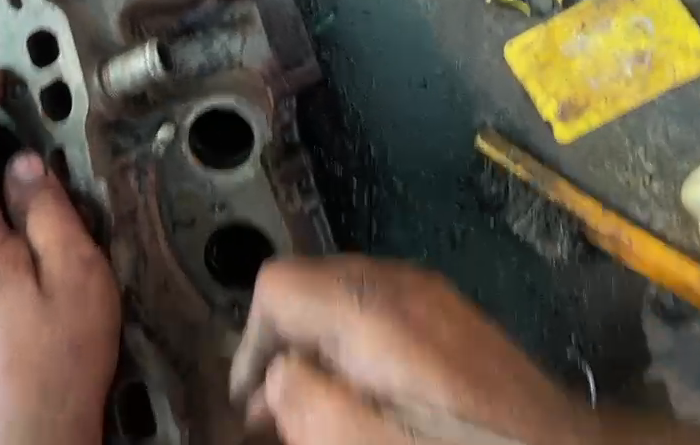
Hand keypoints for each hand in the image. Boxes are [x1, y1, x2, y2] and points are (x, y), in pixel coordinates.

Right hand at [229, 255, 585, 444]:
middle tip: (274, 417)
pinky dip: (353, 345)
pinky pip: (376, 310)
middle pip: (306, 285)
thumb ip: (310, 406)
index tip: (252, 406)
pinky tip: (367, 395)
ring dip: (315, 348)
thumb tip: (276, 372)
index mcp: (371, 308)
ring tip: (317, 410)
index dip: (252, 342)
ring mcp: (427, 292)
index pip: (278, 285)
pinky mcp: (447, 312)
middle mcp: (396, 282)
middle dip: (281, 346)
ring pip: (339, 296)